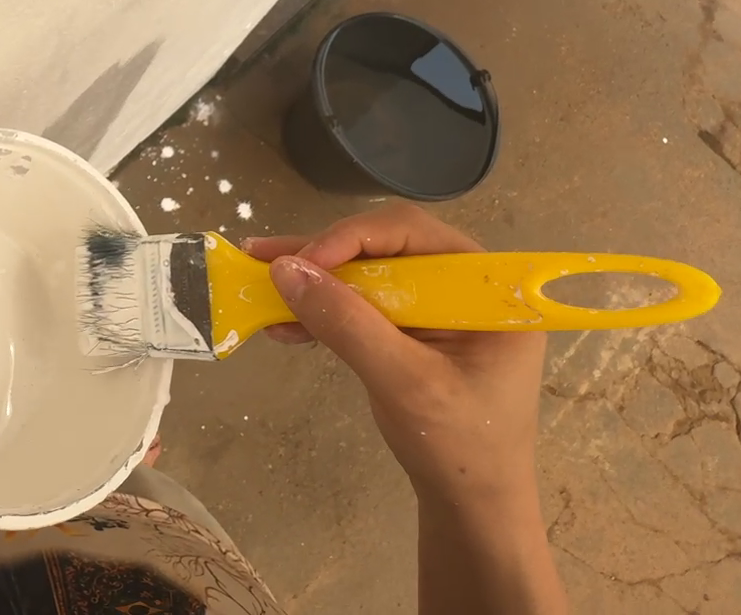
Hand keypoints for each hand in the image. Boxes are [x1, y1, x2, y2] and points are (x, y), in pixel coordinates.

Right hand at [248, 204, 565, 613]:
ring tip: (257, 280)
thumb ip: (347, 323)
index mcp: (483, 288)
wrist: (471, 508)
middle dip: (319, 254)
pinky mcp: (405, 328)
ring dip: (311, 280)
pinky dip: (319, 310)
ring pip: (360, 271)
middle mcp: (457, 286)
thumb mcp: (404, 382)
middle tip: (263, 256)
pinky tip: (283, 322)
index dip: (351, 238)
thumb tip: (283, 269)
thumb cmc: (459, 447)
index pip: (410, 233)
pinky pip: (355, 303)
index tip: (303, 264)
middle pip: (379, 246)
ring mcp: (430, 307)